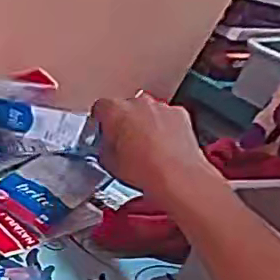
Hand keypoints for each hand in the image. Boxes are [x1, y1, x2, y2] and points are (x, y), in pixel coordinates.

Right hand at [90, 93, 221, 206]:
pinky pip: (166, 117)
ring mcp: (160, 107)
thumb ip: (104, 146)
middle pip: (125, 107)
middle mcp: (138, 103)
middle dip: (123, 122)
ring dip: (144, 124)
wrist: (175, 176)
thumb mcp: (108, 162)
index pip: (100, 107)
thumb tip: (107, 146)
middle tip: (123, 143)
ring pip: (146, 111)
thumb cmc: (144, 169)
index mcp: (115, 110)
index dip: (100, 121)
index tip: (102, 130)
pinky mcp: (179, 115)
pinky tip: (161, 147)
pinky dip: (163, 127)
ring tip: (144, 148)